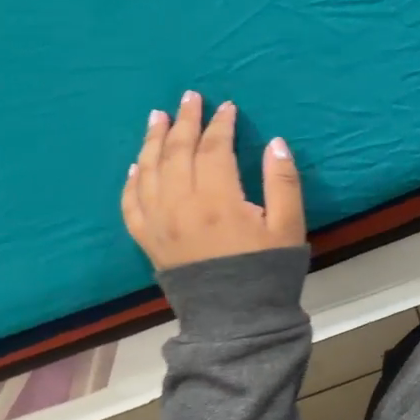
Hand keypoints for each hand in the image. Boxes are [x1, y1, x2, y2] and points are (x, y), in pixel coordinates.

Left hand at [122, 92, 305, 270]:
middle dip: (184, 121)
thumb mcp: (289, 226)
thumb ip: (283, 182)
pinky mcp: (148, 241)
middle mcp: (181, 206)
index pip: (214, 149)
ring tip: (157, 117)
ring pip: (150, 171)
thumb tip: (275, 142)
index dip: (221, 125)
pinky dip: (132, 180)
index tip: (228, 106)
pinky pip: (131, 204)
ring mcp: (159, 224)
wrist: (237, 321)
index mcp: (218, 199)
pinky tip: (137, 164)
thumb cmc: (268, 271)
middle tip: (189, 97)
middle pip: (178, 152)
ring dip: (153, 140)